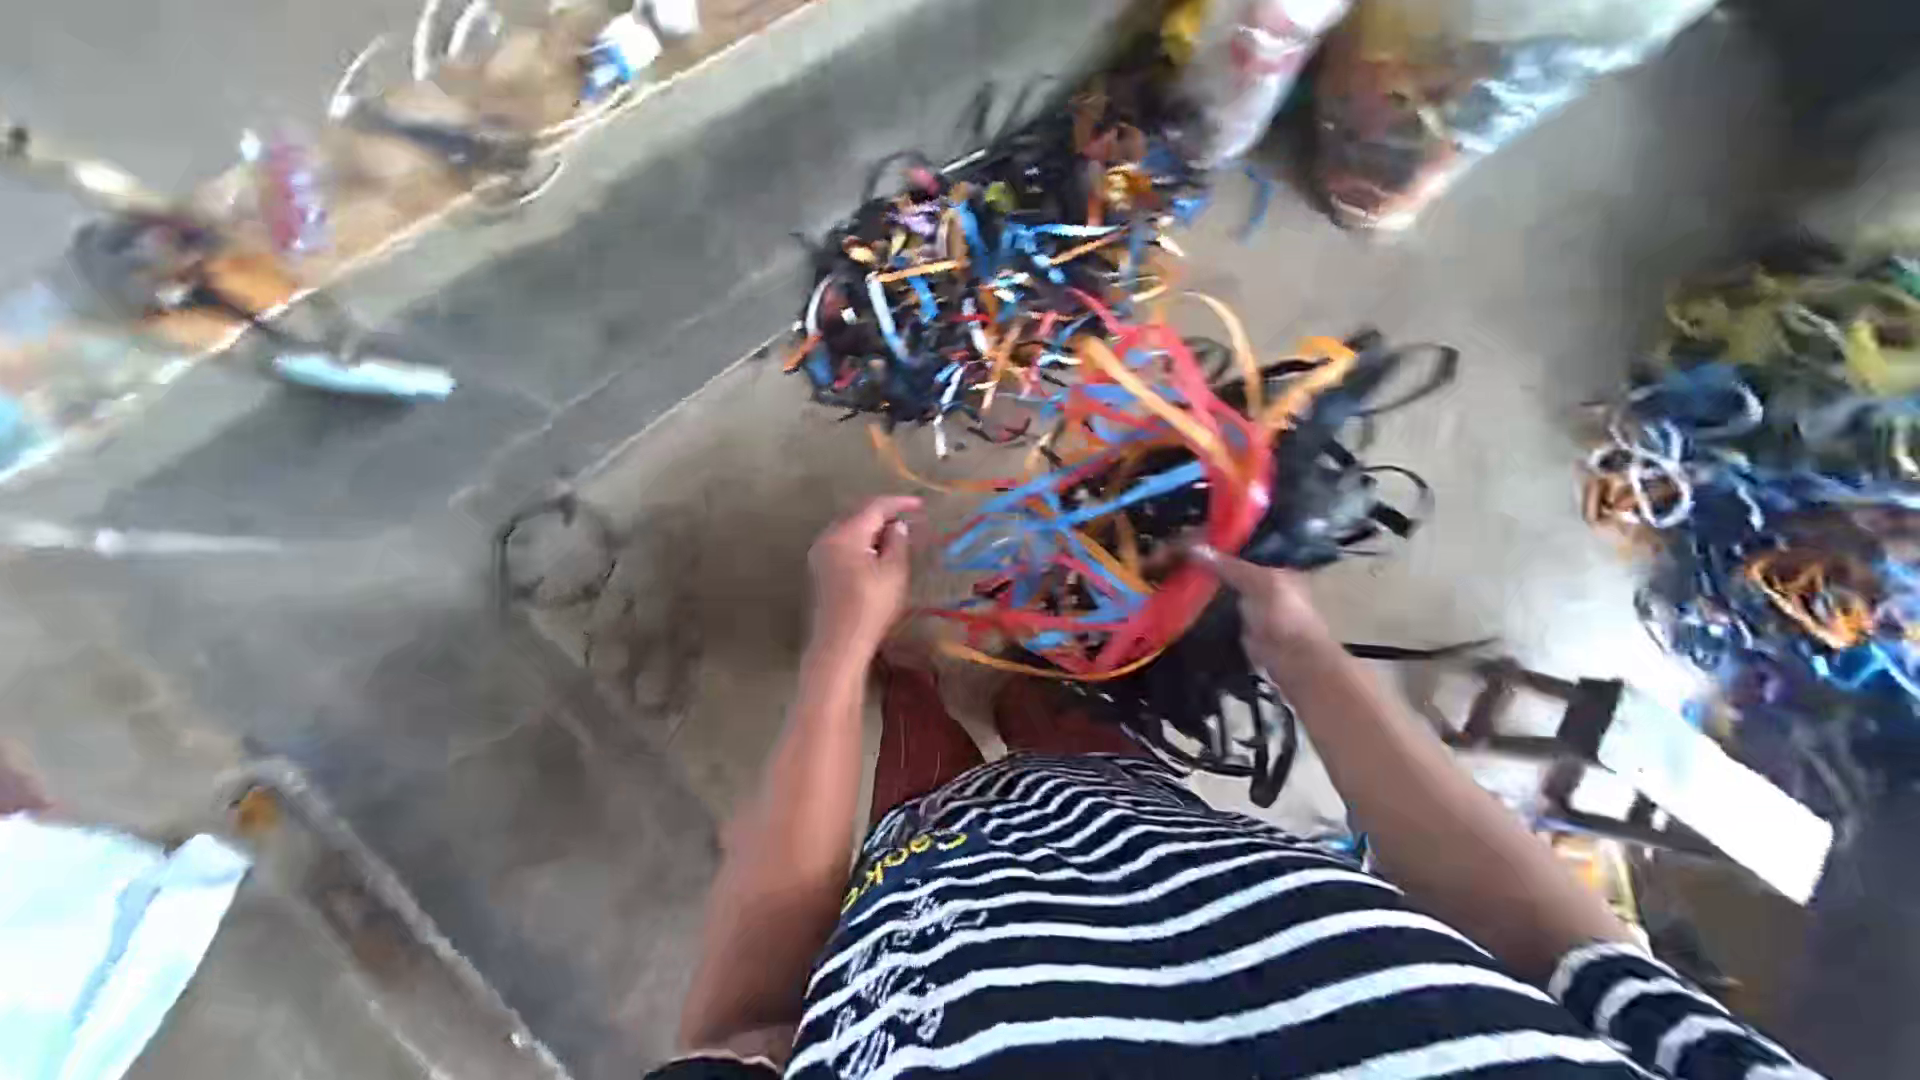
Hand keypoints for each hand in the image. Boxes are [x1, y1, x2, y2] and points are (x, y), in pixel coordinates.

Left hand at [806, 495, 922, 657]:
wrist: (839, 644)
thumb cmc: (870, 608)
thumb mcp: (893, 573)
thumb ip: (897, 542)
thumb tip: (897, 525)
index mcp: (845, 535)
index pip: (874, 507)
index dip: (899, 503)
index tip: (920, 504)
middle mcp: (828, 538)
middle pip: (858, 514)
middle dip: (883, 512)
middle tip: (908, 517)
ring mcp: (820, 554)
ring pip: (849, 528)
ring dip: (872, 527)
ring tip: (896, 534)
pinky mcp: (820, 569)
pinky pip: (843, 542)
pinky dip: (861, 540)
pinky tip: (876, 551)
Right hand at [1189, 544, 1330, 654]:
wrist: (1289, 659)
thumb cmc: (1283, 614)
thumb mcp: (1258, 582)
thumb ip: (1228, 566)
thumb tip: (1193, 548)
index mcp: (1275, 565)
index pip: (1243, 544)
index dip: (1220, 539)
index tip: (1192, 534)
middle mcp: (1261, 580)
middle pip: (1228, 564)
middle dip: (1205, 559)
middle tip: (1175, 553)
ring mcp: (1247, 602)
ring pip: (1218, 585)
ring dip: (1199, 581)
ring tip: (1171, 570)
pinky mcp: (1235, 621)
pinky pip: (1213, 606)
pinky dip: (1197, 601)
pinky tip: (1177, 594)